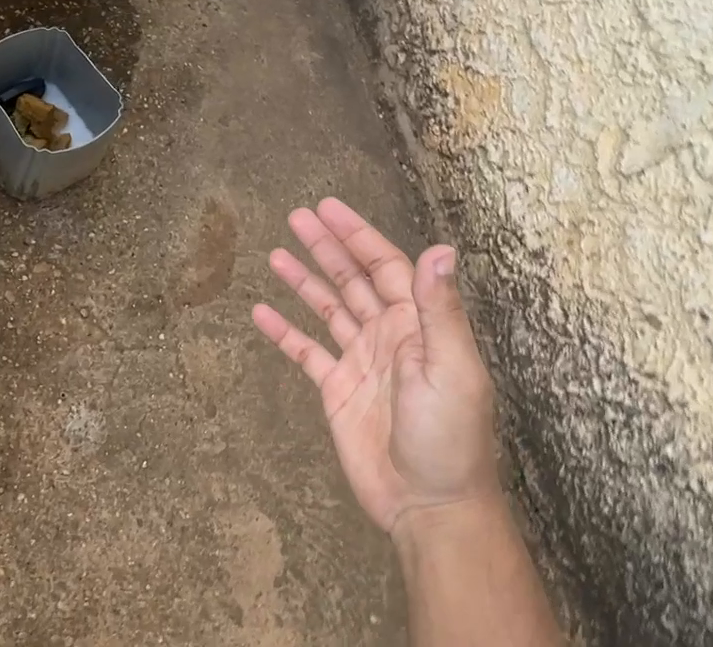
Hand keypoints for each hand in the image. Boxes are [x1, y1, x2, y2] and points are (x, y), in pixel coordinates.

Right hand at [252, 199, 498, 537]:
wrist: (428, 504)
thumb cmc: (450, 438)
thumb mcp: (451, 368)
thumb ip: (439, 310)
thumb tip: (441, 249)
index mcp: (418, 325)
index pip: (385, 266)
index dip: (357, 235)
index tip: (328, 208)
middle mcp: (388, 335)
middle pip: (352, 279)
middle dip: (326, 247)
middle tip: (295, 217)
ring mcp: (360, 361)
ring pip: (327, 309)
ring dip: (303, 280)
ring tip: (275, 254)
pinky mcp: (337, 389)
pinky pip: (306, 352)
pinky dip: (284, 332)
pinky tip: (261, 313)